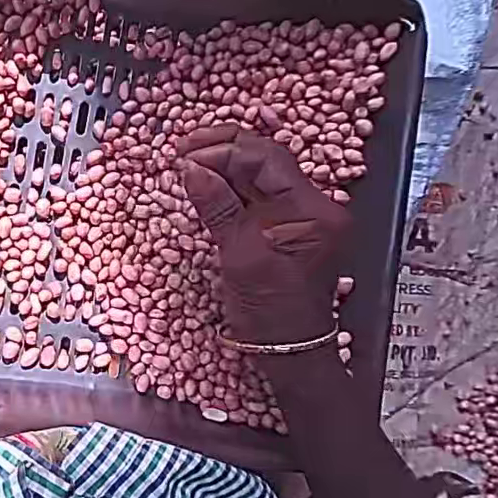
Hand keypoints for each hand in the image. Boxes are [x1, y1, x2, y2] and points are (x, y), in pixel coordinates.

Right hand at [177, 125, 350, 345]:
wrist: (288, 351)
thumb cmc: (271, 313)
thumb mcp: (241, 257)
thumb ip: (218, 208)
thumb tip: (191, 168)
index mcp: (313, 211)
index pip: (268, 160)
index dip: (225, 151)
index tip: (187, 156)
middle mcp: (311, 205)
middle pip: (265, 158)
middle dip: (223, 147)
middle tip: (183, 146)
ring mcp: (295, 214)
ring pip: (257, 172)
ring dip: (222, 162)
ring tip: (187, 157)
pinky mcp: (280, 225)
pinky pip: (252, 193)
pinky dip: (226, 184)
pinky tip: (202, 179)